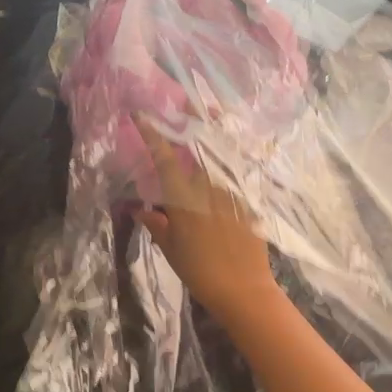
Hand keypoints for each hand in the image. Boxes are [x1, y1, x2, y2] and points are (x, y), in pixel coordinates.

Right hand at [133, 122, 276, 319]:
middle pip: (201, 145)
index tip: (141, 114)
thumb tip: (141, 210)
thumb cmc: (200, 271)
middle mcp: (209, 186)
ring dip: (215, 134)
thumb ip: (156, 224)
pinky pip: (240, 170)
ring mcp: (233, 190)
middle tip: (187, 101)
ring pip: (222, 154)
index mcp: (184, 197)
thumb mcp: (170, 248)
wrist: (244, 289)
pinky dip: (234, 156)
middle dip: (193, 120)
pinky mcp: (250, 200)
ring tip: (212, 115)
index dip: (152, 134)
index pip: (164, 158)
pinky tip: (233, 149)